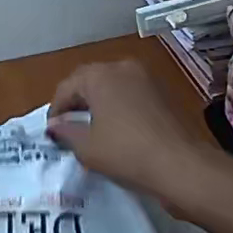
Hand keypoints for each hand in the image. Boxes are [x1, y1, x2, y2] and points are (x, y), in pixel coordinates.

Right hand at [46, 60, 216, 200]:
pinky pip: (130, 94)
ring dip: (98, 103)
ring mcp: (144, 77)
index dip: (56, 110)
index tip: (51, 132)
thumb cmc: (126, 152)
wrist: (180, 165)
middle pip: (89, 81)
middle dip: (76, 102)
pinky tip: (117, 129)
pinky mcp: (161, 92)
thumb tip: (56, 125)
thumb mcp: (87, 147)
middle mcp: (121, 67)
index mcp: (99, 75)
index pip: (66, 87)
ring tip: (91, 130)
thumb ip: (66, 131)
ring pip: (111, 86)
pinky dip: (118, 106)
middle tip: (68, 128)